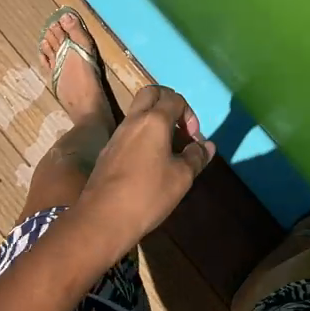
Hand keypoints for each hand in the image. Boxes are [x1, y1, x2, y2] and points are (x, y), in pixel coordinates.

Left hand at [73, 86, 214, 254]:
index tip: (193, 139)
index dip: (189, 114)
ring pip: (138, 111)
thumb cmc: (147, 194)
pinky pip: (129, 130)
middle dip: (169, 102)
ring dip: (155, 120)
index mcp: (154, 120)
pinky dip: (142, 134)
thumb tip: (207, 145)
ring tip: (168, 148)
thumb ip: (196, 157)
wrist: (102, 218)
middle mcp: (134, 119)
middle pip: (152, 93)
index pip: (175, 98)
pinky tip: (149, 162)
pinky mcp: (108, 150)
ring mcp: (118, 134)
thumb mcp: (181, 178)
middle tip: (179, 127)